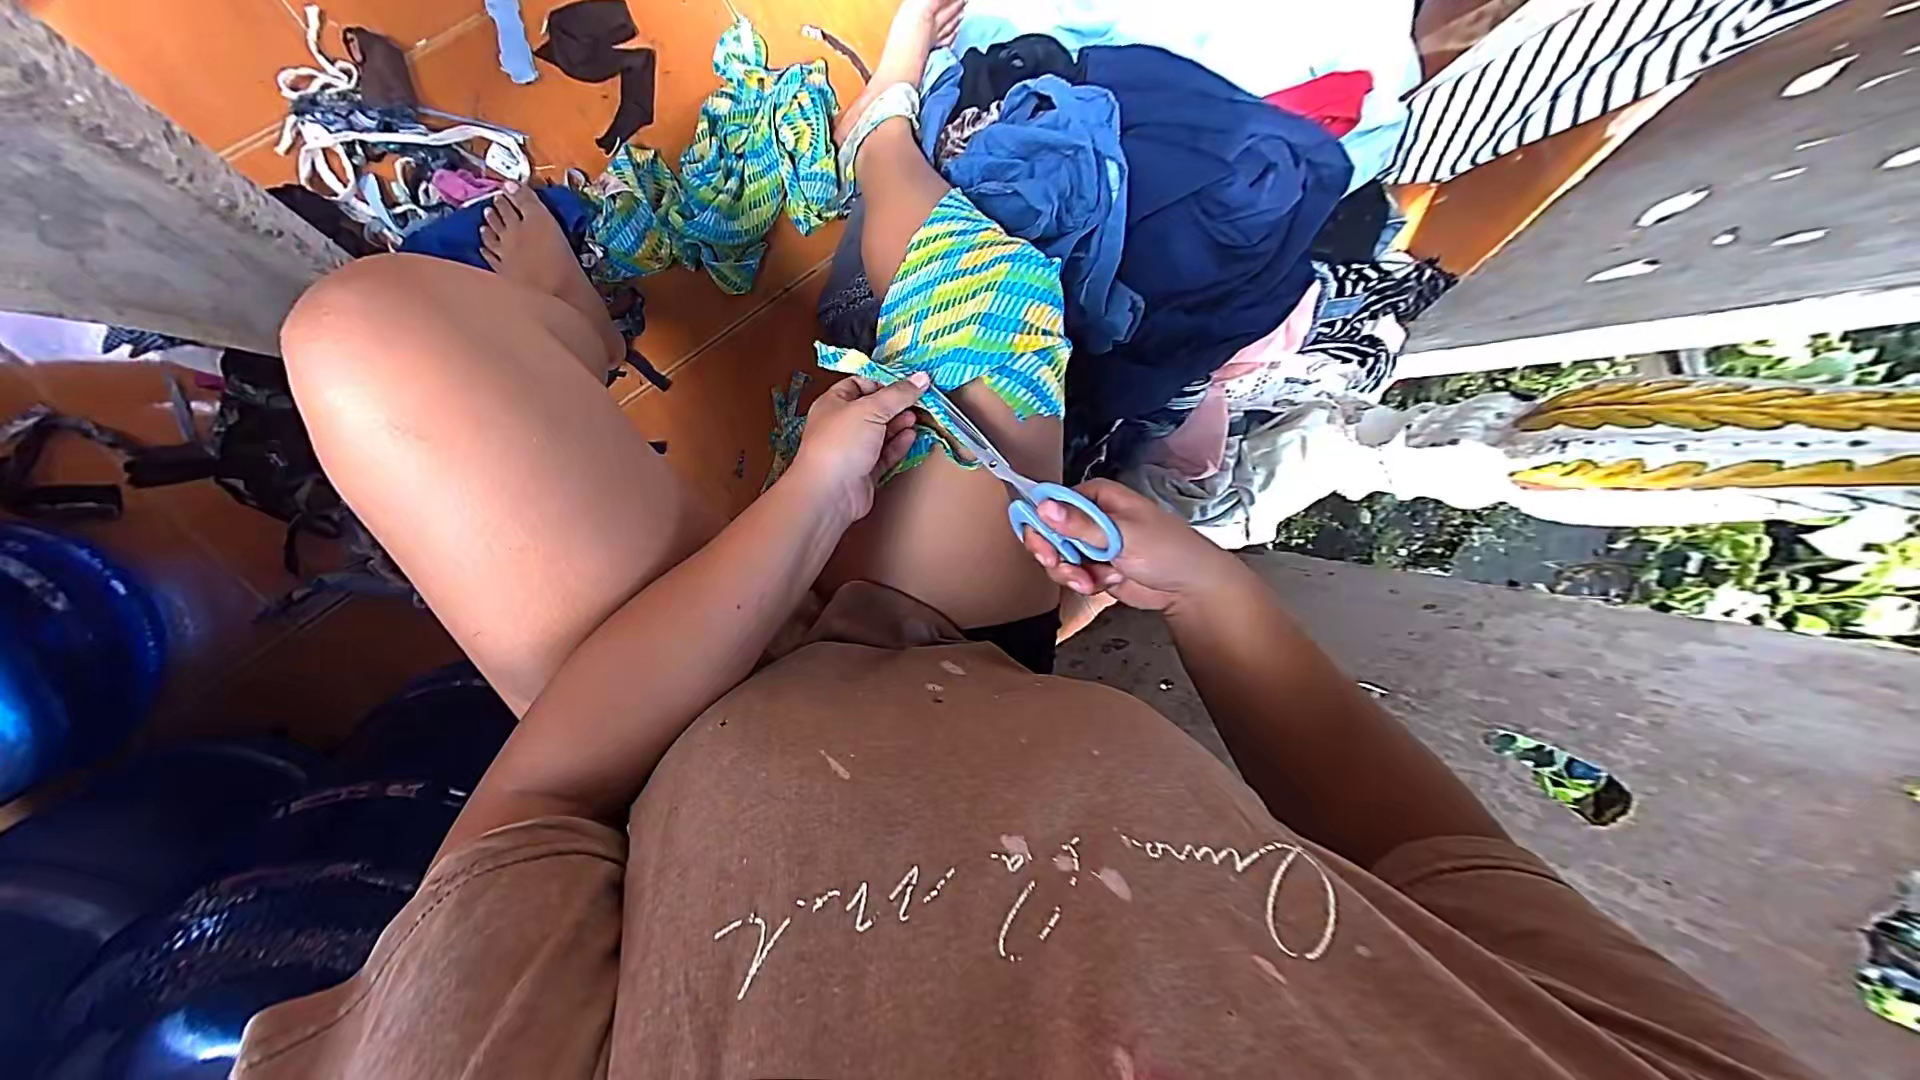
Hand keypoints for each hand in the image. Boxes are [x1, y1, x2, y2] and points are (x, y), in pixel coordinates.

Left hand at [789, 372, 929, 521]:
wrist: (830, 493)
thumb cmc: (840, 443)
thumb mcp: (870, 409)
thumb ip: (898, 394)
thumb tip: (921, 378)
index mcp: (834, 403)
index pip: (859, 383)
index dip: (883, 381)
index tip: (907, 380)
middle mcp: (842, 425)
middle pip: (874, 409)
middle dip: (896, 404)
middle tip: (918, 400)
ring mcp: (854, 450)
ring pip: (881, 432)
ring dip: (899, 424)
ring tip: (917, 417)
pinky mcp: (865, 471)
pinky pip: (885, 454)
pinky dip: (899, 445)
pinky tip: (911, 437)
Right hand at [1020, 479, 1248, 612]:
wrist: (1189, 587)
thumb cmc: (1167, 549)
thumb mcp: (1121, 535)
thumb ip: (1080, 524)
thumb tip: (1044, 506)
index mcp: (1096, 497)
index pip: (1051, 502)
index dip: (1040, 523)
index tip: (1042, 544)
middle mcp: (1089, 517)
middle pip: (1048, 531)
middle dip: (1053, 553)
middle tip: (1060, 564)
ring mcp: (1091, 543)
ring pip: (1056, 556)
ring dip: (1068, 572)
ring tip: (1090, 579)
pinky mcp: (1093, 567)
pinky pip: (1070, 574)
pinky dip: (1080, 583)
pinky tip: (1100, 583)